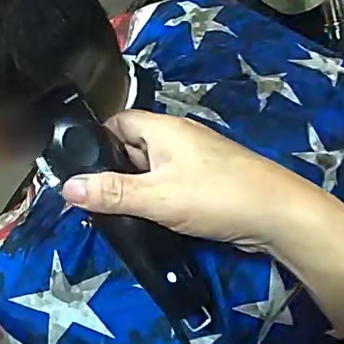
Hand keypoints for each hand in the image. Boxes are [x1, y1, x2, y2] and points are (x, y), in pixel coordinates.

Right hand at [58, 111, 337, 252]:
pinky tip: (149, 220)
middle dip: (113, 172)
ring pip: (152, 170)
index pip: (117, 123)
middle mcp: (178, 138)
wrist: (277, 214)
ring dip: (136, 190)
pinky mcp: (208, 182)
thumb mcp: (156, 196)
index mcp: (164, 129)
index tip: (76, 170)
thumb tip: (66, 187)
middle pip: (132, 147)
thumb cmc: (216, 196)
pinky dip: (158, 199)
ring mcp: (196, 161)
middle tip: (93, 202)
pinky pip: (171, 185)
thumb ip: (111, 193)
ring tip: (117, 215)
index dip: (94, 142)